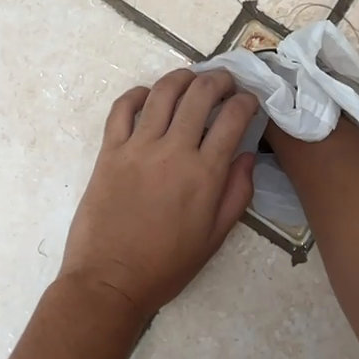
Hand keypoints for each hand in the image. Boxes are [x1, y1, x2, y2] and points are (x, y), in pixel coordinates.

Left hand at [59, 69, 259, 317]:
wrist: (109, 281)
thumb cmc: (166, 265)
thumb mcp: (215, 238)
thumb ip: (237, 193)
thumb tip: (247, 156)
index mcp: (204, 174)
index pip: (233, 118)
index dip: (246, 101)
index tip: (249, 100)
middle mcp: (173, 151)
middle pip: (200, 94)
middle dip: (219, 79)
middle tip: (225, 81)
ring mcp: (138, 147)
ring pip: (163, 92)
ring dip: (182, 77)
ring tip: (191, 78)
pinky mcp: (109, 150)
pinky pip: (122, 108)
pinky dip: (137, 94)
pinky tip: (148, 96)